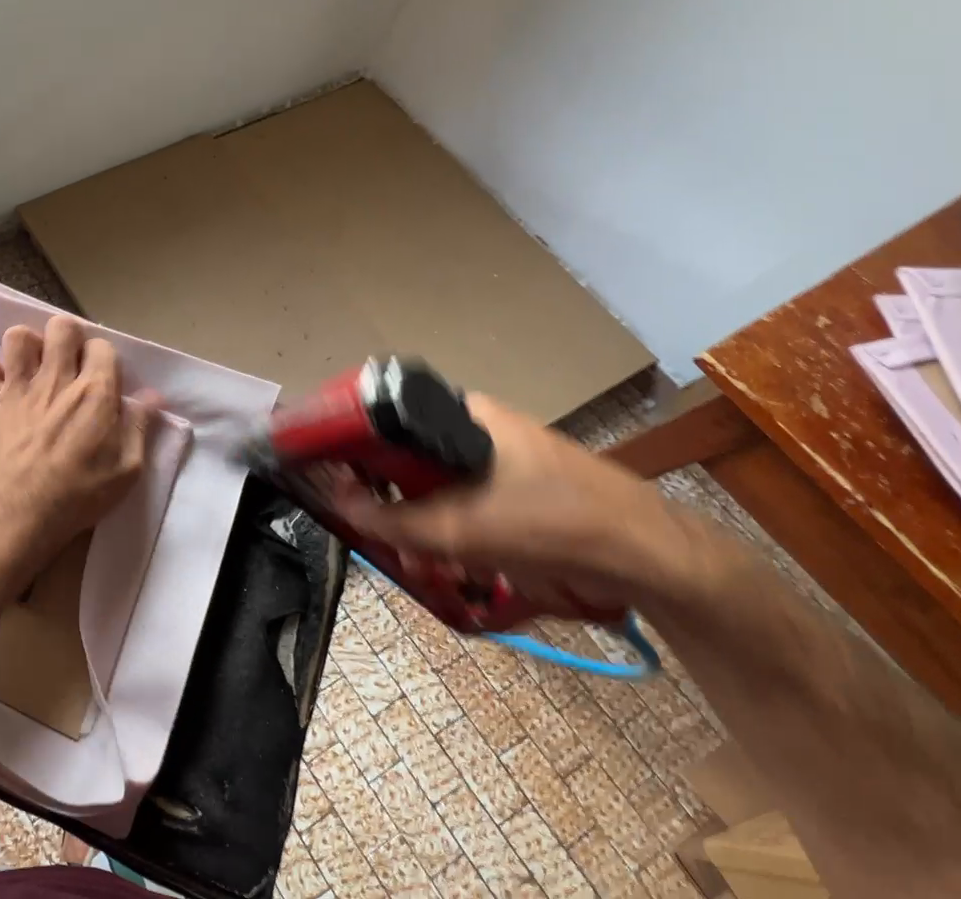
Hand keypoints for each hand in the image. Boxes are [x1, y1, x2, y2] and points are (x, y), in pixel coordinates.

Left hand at [0, 315, 155, 576]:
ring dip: (26, 346)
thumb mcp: (127, 469)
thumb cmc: (80, 494)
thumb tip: (153, 396)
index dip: (103, 358)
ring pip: (17, 336)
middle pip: (61, 327)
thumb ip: (139, 426)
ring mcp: (18, 388)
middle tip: (68, 363)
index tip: (102, 378)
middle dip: (67, 337)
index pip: (102, 346)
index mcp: (94, 392)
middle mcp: (56, 379)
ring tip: (32, 367)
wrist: (22, 513)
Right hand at [329, 394, 699, 610]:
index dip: (347, 444)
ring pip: (429, 482)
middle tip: (367, 527)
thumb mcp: (457, 528)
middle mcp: (475, 426)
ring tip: (408, 554)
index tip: (324, 475)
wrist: (647, 557)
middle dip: (381, 494)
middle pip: (402, 453)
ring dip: (413, 518)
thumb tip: (337, 502)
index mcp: (462, 413)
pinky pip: (458, 500)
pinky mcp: (514, 487)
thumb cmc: (549, 523)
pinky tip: (443, 557)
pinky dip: (443, 526)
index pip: (381, 416)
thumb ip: (389, 519)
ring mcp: (497, 456)